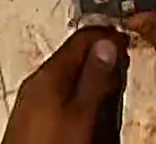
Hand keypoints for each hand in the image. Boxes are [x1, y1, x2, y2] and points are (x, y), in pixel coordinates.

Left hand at [1, 27, 127, 143]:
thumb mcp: (81, 115)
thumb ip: (95, 78)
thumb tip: (108, 44)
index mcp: (48, 73)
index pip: (81, 38)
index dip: (107, 36)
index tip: (126, 43)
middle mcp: (36, 81)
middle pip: (73, 55)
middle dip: (99, 56)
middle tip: (122, 65)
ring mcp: (30, 100)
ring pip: (66, 74)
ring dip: (89, 75)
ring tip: (109, 87)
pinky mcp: (29, 119)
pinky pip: (58, 91)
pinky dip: (77, 91)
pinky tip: (87, 107)